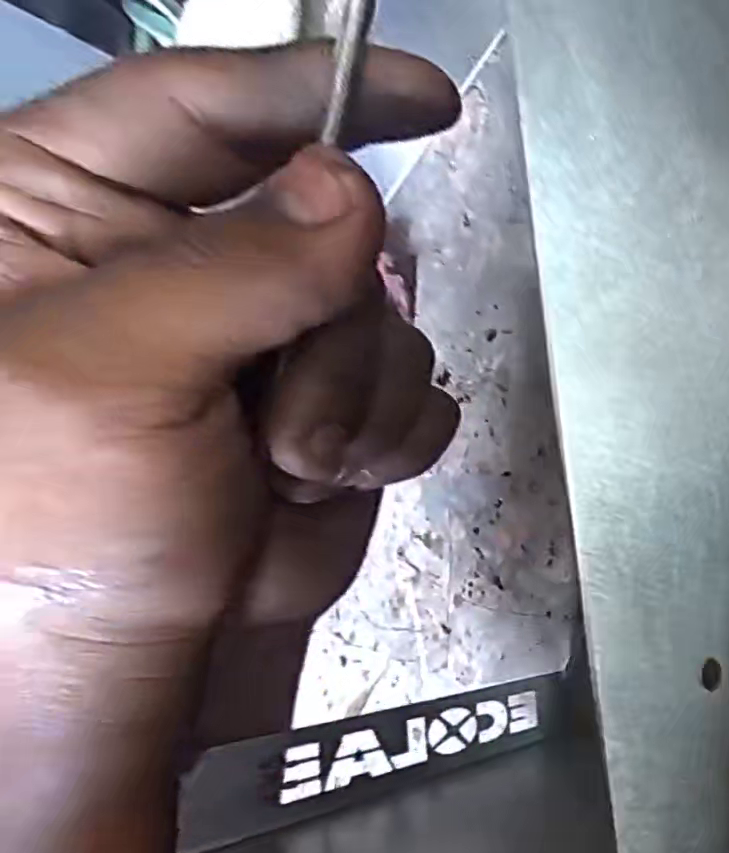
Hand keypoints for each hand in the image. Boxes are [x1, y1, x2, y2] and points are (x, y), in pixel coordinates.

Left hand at [0, 46, 458, 852]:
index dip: (325, 94)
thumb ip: (230, 269)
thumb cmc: (55, 512)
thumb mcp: (107, 373)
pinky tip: (340, 475)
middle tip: (277, 423)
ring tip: (293, 468)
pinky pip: (424, 394)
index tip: (427, 92)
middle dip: (336, 339)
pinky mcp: (351, 408)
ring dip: (362, 409)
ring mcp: (286, 344)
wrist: (134, 638)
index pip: (209, 113)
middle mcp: (193, 268)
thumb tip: (354, 192)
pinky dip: (396, 440)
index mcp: (68, 213)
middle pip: (342, 249)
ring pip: (396, 333)